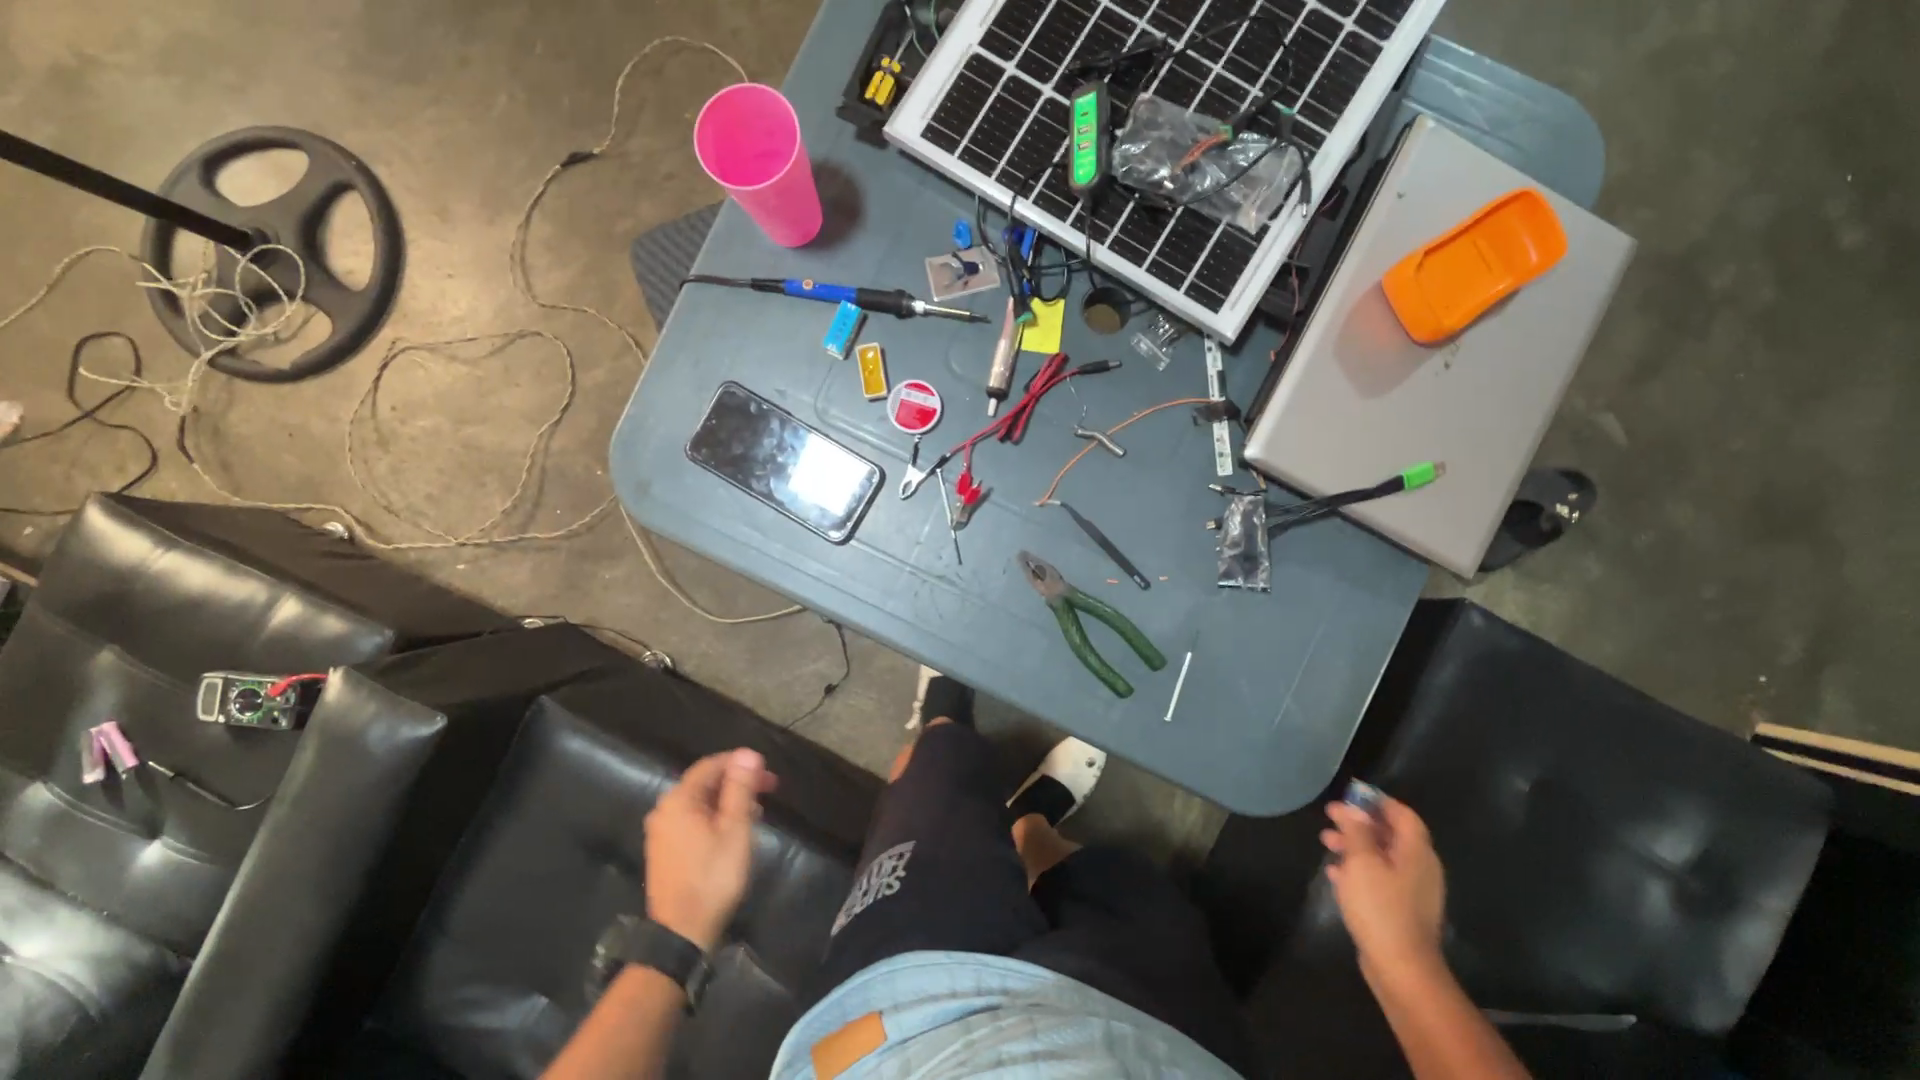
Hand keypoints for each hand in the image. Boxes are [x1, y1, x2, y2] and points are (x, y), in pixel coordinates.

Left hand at [643, 748, 777, 951]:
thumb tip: (747, 753)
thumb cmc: (713, 877)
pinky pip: (690, 822)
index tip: (768, 775)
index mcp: (678, 800)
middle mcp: (663, 811)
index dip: (740, 764)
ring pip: (698, 804)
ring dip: (726, 802)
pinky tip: (731, 834)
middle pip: (703, 784)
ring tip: (755, 814)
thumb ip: (740, 788)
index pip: (710, 766)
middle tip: (767, 793)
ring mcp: (660, 833)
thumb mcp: (735, 829)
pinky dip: (713, 819)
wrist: (681, 933)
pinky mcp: (662, 852)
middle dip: (736, 784)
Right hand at [1321, 794, 1445, 984]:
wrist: (1401, 966)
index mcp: (1416, 852)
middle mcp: (1420, 867)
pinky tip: (1336, 873)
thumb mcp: (1362, 862)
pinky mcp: (1403, 910)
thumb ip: (1357, 832)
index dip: (1377, 802)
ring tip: (1326, 842)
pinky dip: (1360, 870)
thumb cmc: (1380, 907)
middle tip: (1330, 818)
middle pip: (1392, 835)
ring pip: (1383, 857)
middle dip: (1361, 824)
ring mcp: (1413, 891)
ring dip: (1356, 846)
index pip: (1402, 814)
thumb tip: (1353, 809)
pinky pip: (1381, 879)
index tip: (1350, 796)